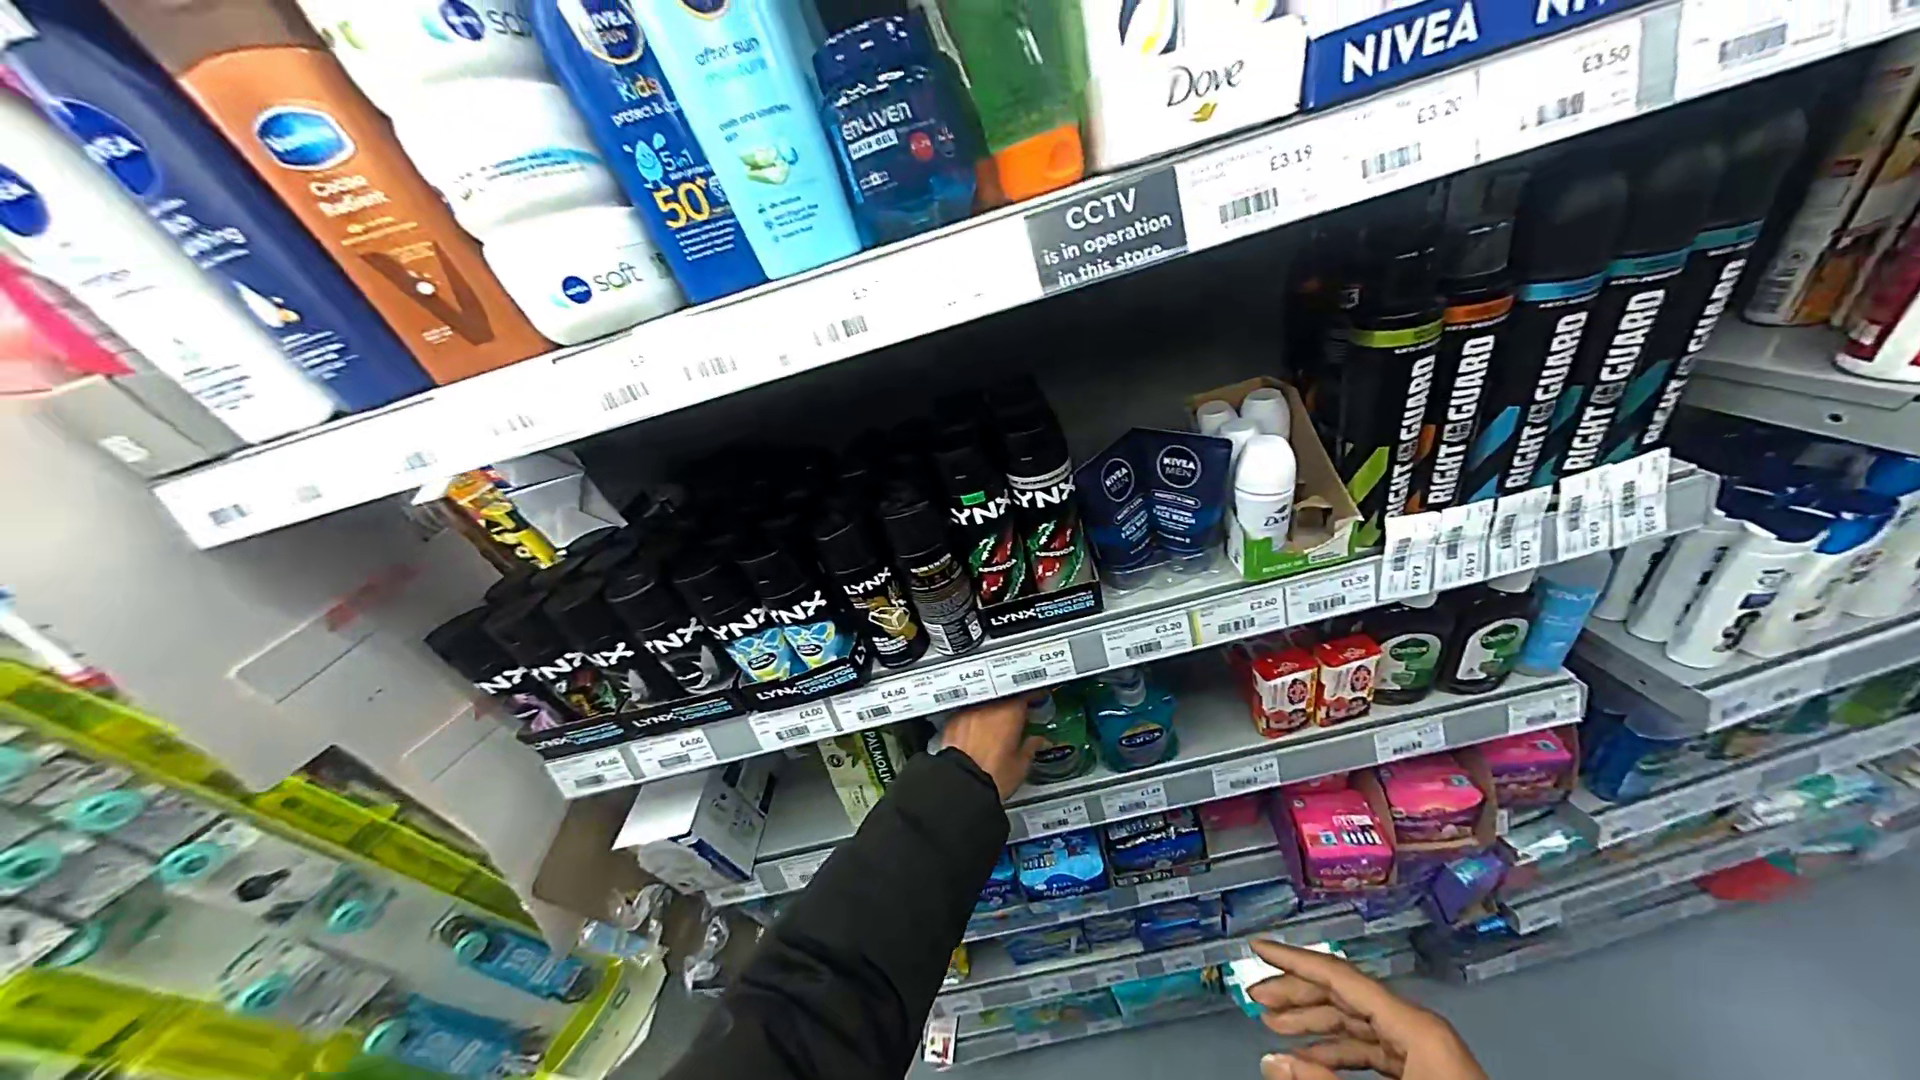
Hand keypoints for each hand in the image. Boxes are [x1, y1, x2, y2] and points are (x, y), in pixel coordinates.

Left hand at [941, 697, 1043, 799]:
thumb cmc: (992, 777)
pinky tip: (976, 733)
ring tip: (994, 728)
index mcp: (1010, 714)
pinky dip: (973, 720)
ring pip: (984, 705)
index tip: (1036, 699)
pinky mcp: (952, 722)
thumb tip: (1038, 741)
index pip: (1025, 696)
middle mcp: (988, 708)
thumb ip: (1031, 747)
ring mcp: (968, 713)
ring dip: (990, 712)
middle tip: (1016, 718)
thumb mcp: (1021, 765)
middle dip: (1010, 706)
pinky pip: (967, 715)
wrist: (961, 785)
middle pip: (1003, 699)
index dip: (1031, 697)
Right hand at [1248, 939, 1486, 1079]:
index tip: (1258, 948)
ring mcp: (1430, 1055)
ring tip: (1276, 1028)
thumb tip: (1273, 1061)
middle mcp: (1423, 1031)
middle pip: (1347, 996)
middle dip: (1298, 995)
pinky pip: (1375, 1051)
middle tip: (1257, 999)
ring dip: (1315, 1023)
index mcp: (1417, 1028)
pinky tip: (1314, 1059)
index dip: (1293, 960)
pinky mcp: (1431, 1078)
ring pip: (1359, 1023)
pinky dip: (1340, 1051)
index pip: (1341, 976)